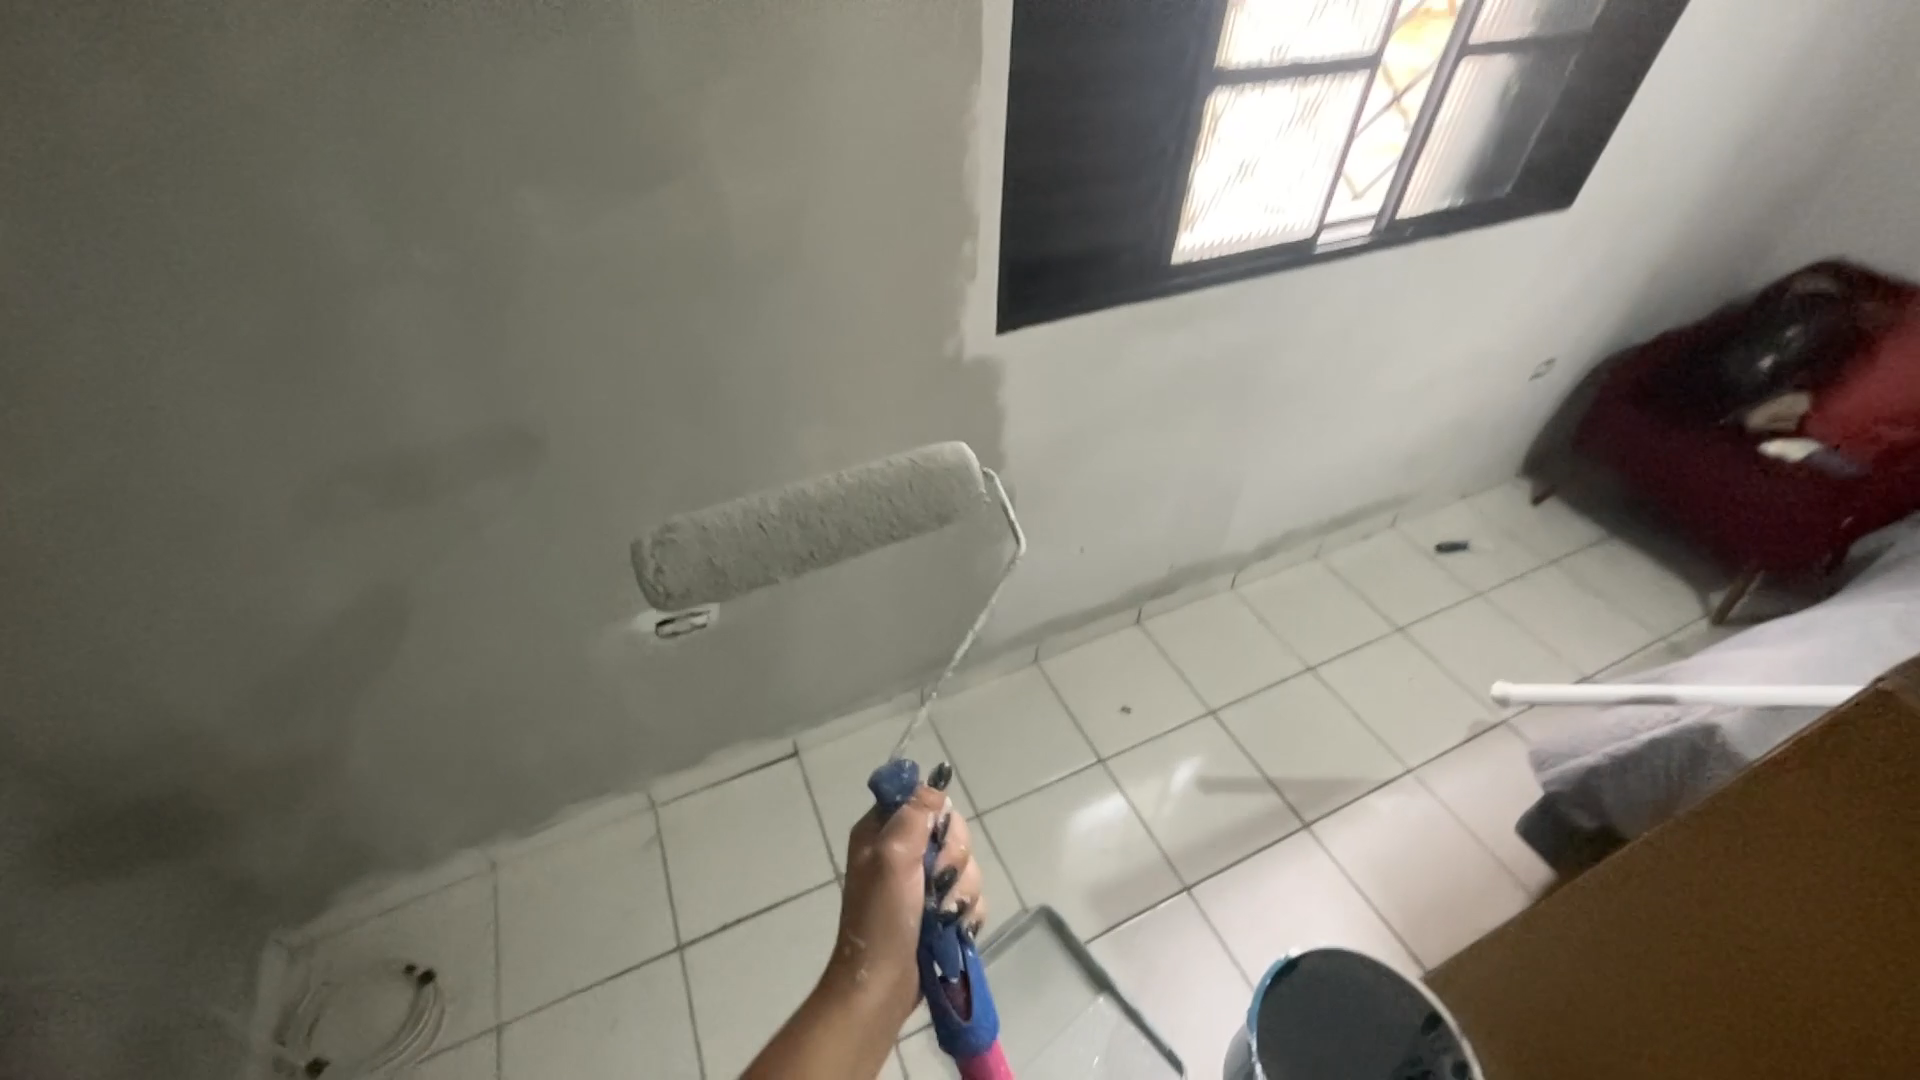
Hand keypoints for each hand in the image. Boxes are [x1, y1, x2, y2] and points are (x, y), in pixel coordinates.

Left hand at [826, 766, 985, 1026]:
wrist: (883, 985)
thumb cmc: (880, 918)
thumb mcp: (890, 857)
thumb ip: (913, 816)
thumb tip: (934, 788)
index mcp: (883, 832)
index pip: (921, 800)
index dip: (936, 815)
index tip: (933, 838)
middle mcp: (903, 851)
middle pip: (952, 831)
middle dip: (953, 858)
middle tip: (937, 880)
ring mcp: (925, 882)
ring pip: (967, 865)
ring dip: (960, 891)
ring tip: (942, 914)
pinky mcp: (943, 909)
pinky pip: (973, 895)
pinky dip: (967, 912)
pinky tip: (954, 927)